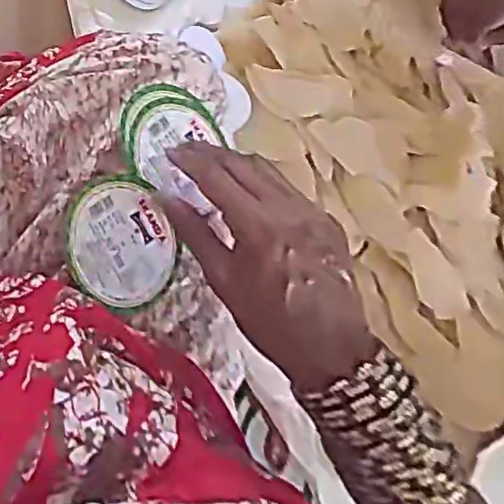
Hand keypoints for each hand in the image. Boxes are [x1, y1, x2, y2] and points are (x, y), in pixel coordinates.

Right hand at [167, 143, 379, 389]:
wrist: (334, 353)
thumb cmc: (270, 323)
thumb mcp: (224, 281)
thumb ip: (196, 234)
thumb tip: (168, 198)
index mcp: (258, 226)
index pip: (216, 177)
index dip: (191, 161)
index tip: (170, 152)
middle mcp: (286, 209)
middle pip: (242, 164)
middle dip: (211, 153)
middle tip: (186, 149)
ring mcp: (310, 211)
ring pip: (267, 170)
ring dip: (236, 161)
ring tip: (212, 161)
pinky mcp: (326, 219)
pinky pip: (287, 187)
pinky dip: (261, 180)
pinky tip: (249, 190)